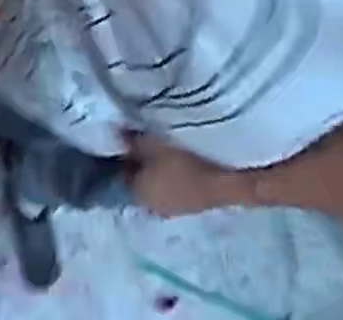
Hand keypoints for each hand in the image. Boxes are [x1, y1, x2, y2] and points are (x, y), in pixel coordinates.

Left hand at [126, 133, 251, 216]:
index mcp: (138, 195)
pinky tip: (182, 155)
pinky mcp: (196, 205)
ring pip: (160, 184)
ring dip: (160, 167)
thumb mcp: (149, 142)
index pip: (121, 173)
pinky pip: (176, 186)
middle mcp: (154, 208)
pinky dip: (175, 173)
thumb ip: (129, 140)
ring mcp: (177, 209)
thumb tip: (116, 136)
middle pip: (141, 179)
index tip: (127, 133)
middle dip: (141, 160)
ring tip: (165, 142)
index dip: (123, 153)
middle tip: (145, 134)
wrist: (226, 181)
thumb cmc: (180, 159)